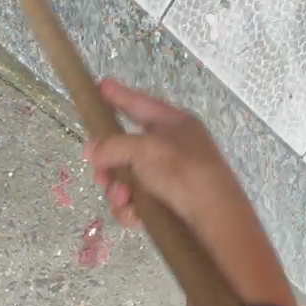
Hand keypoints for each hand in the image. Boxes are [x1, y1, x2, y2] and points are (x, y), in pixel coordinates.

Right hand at [83, 79, 295, 305]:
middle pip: (124, 148)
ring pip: (125, 179)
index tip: (99, 86)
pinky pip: (134, 201)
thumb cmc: (185, 173)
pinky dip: (129, 209)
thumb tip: (92, 151)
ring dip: (118, 191)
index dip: (118, 96)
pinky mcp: (164, 203)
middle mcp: (170, 147)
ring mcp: (167, 176)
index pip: (139, 104)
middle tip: (100, 174)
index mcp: (174, 124)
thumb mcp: (146, 150)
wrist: (212, 218)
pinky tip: (134, 216)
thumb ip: (114, 145)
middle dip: (109, 164)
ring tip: (124, 200)